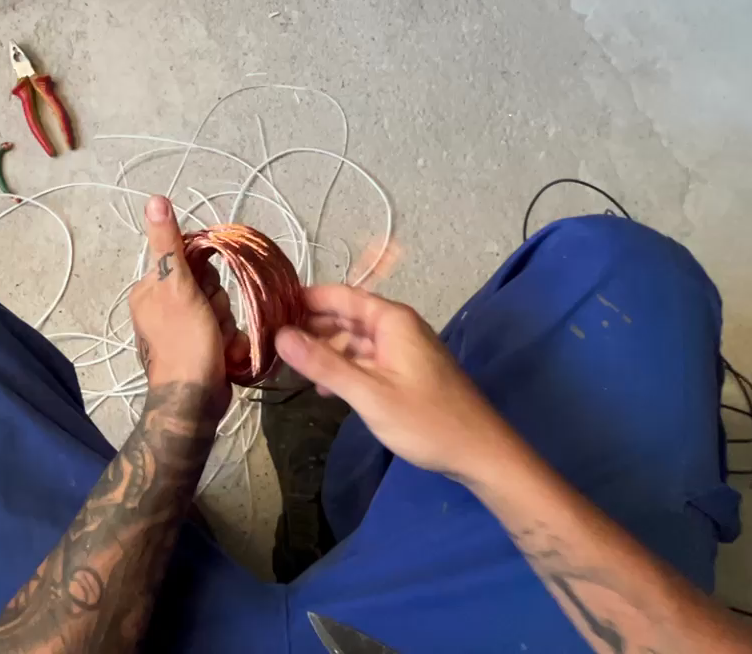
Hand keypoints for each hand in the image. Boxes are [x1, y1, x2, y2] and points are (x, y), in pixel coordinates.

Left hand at [130, 195, 247, 420]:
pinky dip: (227, 340)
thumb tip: (155, 199)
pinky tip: (222, 352)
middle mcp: (160, 305)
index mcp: (148, 288)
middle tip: (210, 320)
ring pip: (219, 306)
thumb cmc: (184, 340)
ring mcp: (180, 328)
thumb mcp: (176, 286)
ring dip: (225, 322)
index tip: (204, 292)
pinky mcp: (198, 346)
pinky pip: (223, 329)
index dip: (205, 274)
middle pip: (207, 284)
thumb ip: (167, 243)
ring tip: (217, 340)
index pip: (187, 260)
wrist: (195, 399)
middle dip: (217, 302)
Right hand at [275, 284, 508, 480]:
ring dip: (324, 350)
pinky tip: (325, 389)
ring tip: (291, 367)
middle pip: (343, 315)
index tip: (268, 310)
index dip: (303, 300)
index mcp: (390, 319)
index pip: (338, 294)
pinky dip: (343, 367)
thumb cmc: (427, 421)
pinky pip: (365, 358)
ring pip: (352, 338)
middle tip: (271, 342)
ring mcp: (401, 348)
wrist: (483, 456)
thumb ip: (324, 364)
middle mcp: (395, 326)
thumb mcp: (369, 393)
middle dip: (309, 327)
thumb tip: (280, 336)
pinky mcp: (404, 370)